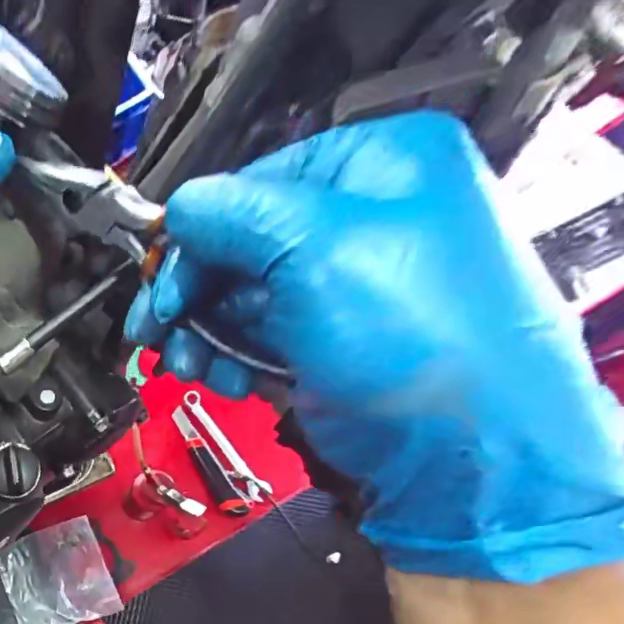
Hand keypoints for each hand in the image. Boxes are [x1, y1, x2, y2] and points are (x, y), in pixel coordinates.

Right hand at [124, 111, 623, 581]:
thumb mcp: (319, 253)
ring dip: (208, 332)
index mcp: (380, 168)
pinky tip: (226, 379)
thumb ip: (238, 217)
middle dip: (196, 292)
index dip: (201, 232)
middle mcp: (364, 226)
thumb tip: (185, 207)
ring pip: (247, 299)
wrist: (463, 454)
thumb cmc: (427, 341)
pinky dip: (234, 360)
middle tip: (159, 326)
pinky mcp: (333, 347)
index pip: (257, 183)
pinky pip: (263, 341)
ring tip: (191, 363)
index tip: (161, 276)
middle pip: (245, 245)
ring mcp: (347, 292)